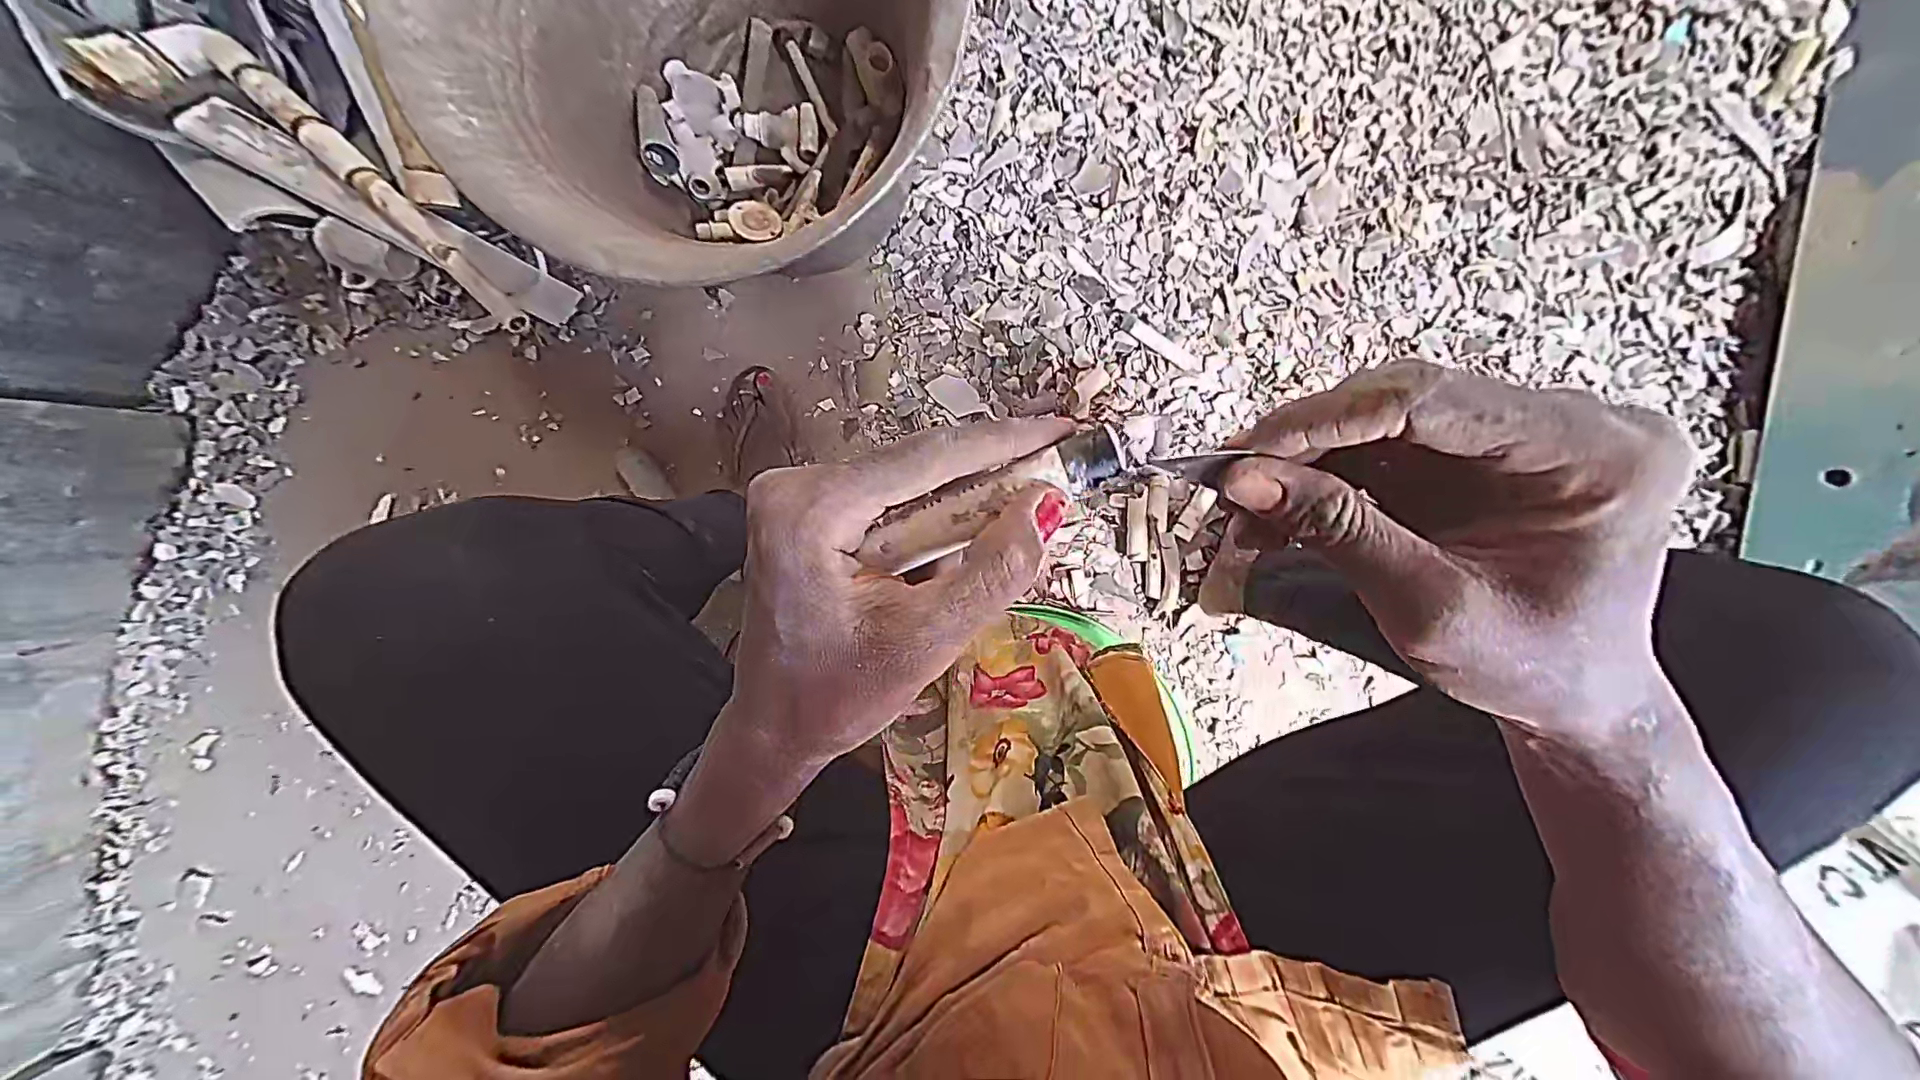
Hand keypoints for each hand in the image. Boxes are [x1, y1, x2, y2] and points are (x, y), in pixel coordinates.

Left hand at [724, 417, 1072, 765]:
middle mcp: (795, 487)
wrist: (774, 724)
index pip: (928, 458)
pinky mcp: (807, 512)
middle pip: (917, 466)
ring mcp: (796, 496)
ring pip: (907, 483)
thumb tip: (1046, 506)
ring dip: (960, 506)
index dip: (1004, 440)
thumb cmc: (836, 696)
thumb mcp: (926, 641)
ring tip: (1001, 524)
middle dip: (986, 478)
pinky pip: (888, 501)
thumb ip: (994, 571)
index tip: (1059, 429)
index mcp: (810, 510)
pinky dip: (930, 522)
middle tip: (1052, 478)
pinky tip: (951, 550)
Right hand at [1221, 361, 1695, 734]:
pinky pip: (1375, 450)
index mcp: (1593, 452)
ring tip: (1251, 507)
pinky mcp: (1468, 460)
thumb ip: (1338, 532)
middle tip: (1237, 479)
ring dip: (1303, 462)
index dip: (1325, 419)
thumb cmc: (1529, 665)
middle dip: (1304, 441)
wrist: (1567, 696)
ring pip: (1375, 422)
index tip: (1249, 451)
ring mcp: (1510, 439)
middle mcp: (1560, 426)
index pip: (1431, 400)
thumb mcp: (1427, 607)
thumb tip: (1249, 479)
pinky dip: (1319, 478)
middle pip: (1398, 402)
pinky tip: (1283, 509)